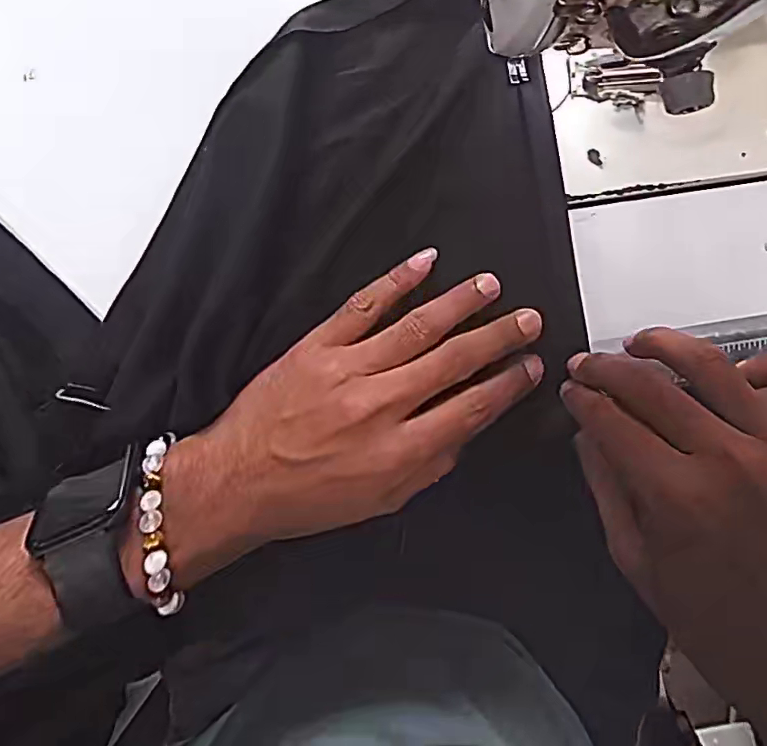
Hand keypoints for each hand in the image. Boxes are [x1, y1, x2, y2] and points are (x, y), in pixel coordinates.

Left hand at [122, 248, 543, 594]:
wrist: (237, 480)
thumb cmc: (305, 496)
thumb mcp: (380, 501)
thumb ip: (430, 466)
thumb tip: (464, 430)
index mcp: (399, 449)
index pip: (472, 406)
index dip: (508, 383)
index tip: (529, 365)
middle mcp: (380, 404)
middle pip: (454, 359)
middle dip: (499, 336)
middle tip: (526, 319)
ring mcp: (348, 368)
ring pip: (418, 325)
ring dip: (460, 303)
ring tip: (490, 286)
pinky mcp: (319, 345)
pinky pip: (365, 305)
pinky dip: (397, 281)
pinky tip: (424, 264)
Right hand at [561, 329, 766, 745]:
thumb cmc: (730, 635)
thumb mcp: (641, 568)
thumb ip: (607, 491)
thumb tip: (588, 437)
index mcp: (679, 499)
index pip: (610, 418)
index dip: (580, 398)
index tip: (572, 391)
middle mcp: (731, 465)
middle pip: (649, 384)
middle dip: (605, 368)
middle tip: (589, 366)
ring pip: (715, 366)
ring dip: (667, 344)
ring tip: (642, 344)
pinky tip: (747, 369)